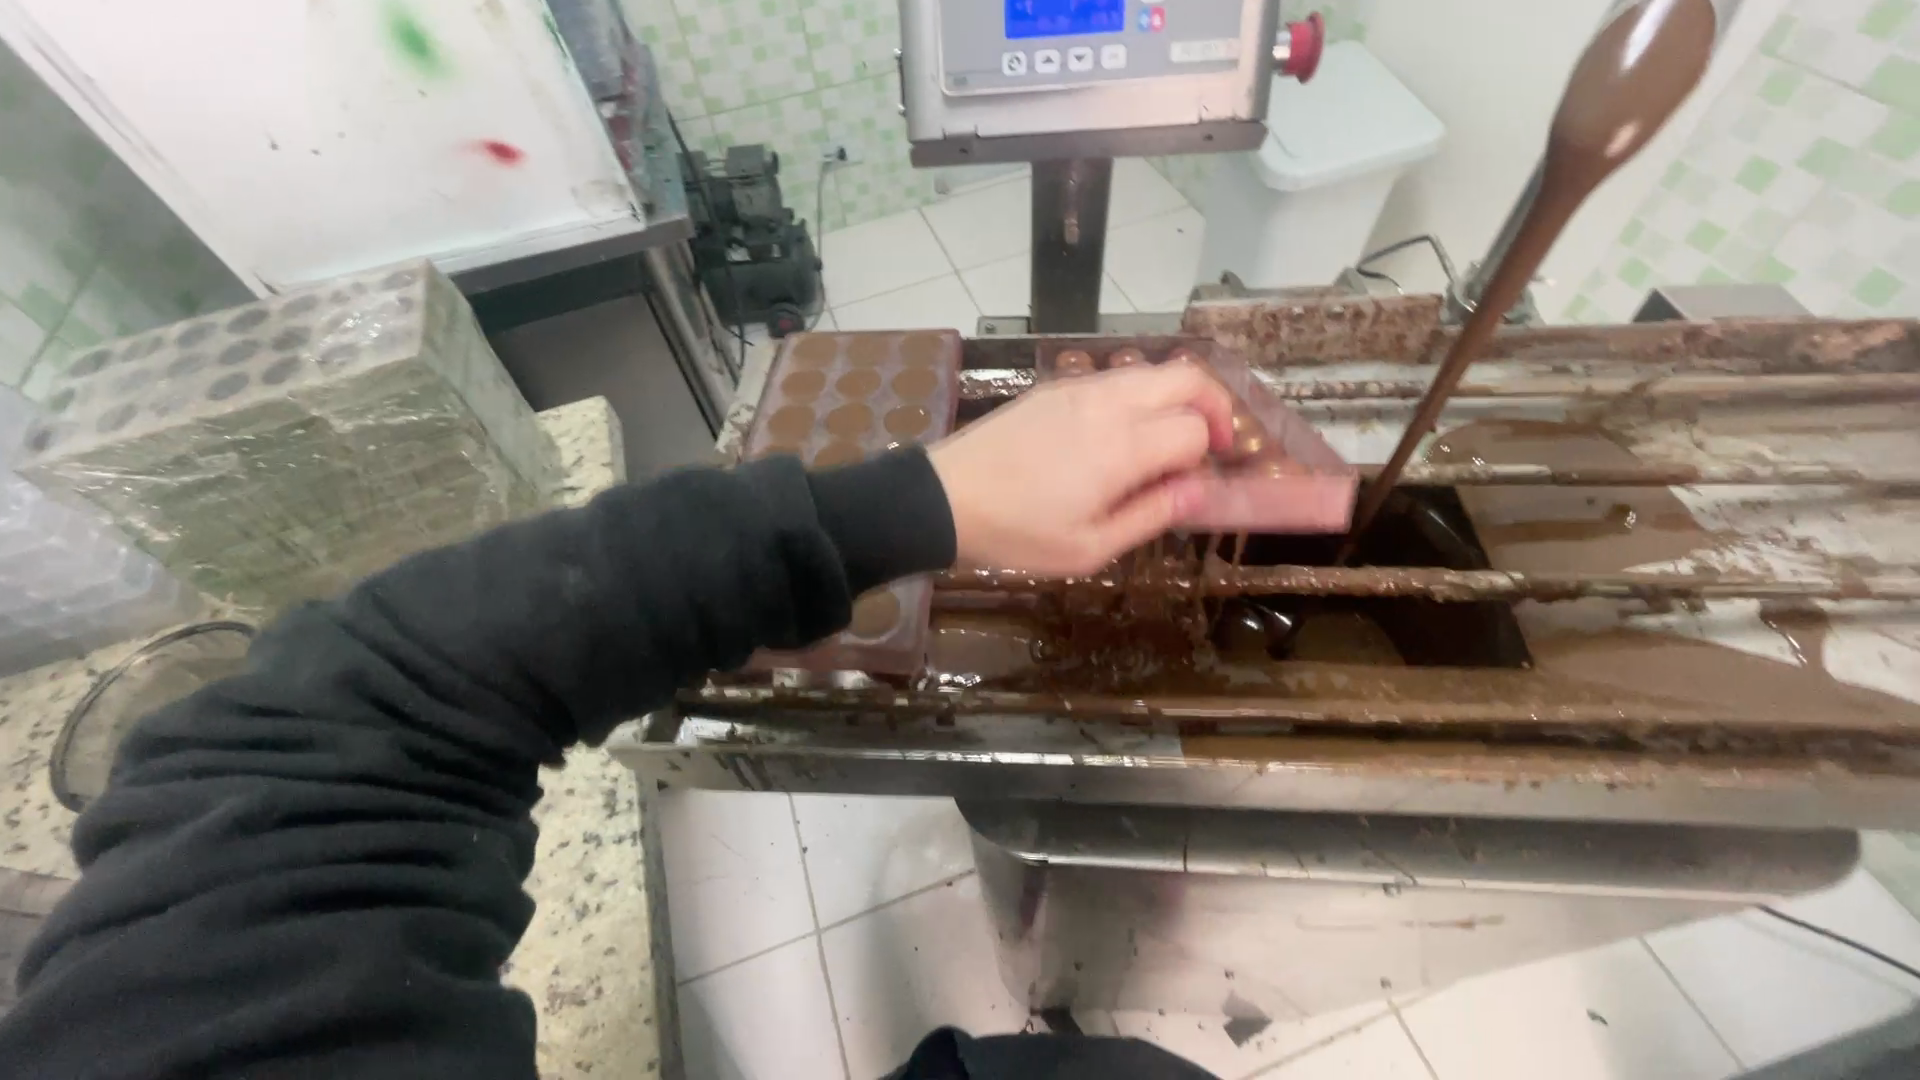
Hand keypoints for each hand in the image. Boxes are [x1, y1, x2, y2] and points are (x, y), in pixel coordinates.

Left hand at [927, 360, 1234, 574]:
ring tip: (1167, 441)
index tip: (1201, 480)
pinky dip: (1137, 395)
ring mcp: (1076, 389)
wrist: (943, 500)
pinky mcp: (1051, 389)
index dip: (1209, 453)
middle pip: (1186, 377)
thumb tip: (1199, 490)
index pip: (1194, 428)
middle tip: (1211, 443)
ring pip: (1150, 371)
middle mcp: (1106, 404)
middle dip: (1214, 404)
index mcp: (1122, 446)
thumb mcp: (1088, 548)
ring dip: (1174, 398)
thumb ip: (1151, 514)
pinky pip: (1113, 378)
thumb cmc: (1016, 534)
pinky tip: (1120, 434)